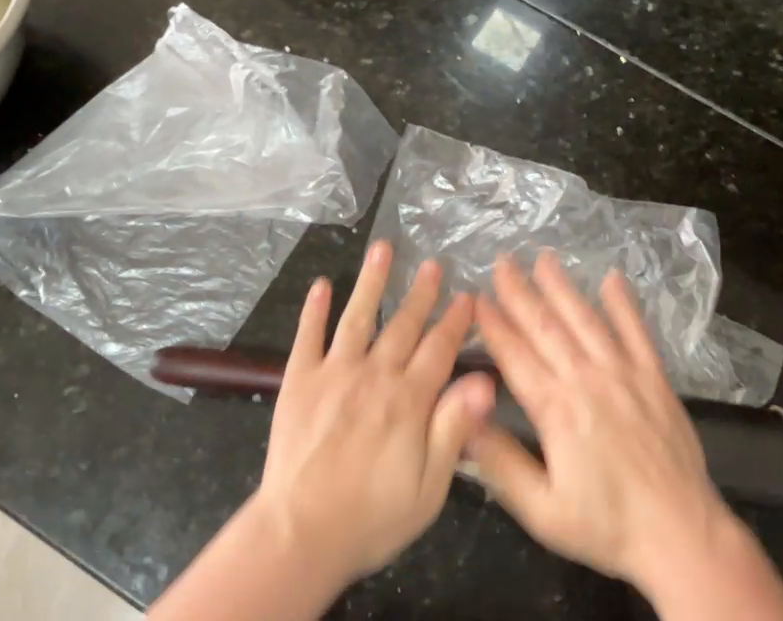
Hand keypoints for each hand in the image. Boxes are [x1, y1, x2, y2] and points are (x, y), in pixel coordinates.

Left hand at [249, 240, 496, 582]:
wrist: (300, 532)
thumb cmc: (372, 517)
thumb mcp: (429, 487)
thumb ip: (454, 429)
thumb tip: (484, 381)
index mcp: (409, 400)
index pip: (440, 350)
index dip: (455, 322)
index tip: (467, 297)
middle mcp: (374, 375)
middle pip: (403, 326)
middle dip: (421, 293)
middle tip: (433, 265)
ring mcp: (334, 373)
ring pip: (358, 317)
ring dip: (371, 282)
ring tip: (383, 249)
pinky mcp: (298, 381)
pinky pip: (307, 336)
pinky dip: (314, 309)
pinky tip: (321, 284)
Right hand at [470, 250, 740, 592]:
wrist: (680, 534)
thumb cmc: (606, 527)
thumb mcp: (541, 509)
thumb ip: (501, 462)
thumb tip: (465, 417)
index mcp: (557, 410)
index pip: (516, 355)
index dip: (494, 325)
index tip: (476, 298)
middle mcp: (588, 380)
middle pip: (547, 327)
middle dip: (521, 292)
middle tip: (502, 261)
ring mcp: (626, 375)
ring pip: (587, 320)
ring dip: (563, 288)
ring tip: (544, 259)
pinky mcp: (655, 379)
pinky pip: (637, 332)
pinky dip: (624, 304)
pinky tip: (612, 279)